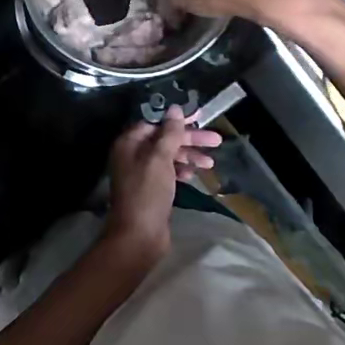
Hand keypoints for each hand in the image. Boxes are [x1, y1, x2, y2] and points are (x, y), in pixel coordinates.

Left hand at [104, 106, 221, 265]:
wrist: (139, 235)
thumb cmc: (147, 192)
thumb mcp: (160, 158)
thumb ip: (169, 133)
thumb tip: (175, 109)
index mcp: (129, 143)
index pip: (154, 122)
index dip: (177, 120)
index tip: (199, 118)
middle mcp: (132, 155)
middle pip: (164, 139)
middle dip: (189, 139)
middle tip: (215, 140)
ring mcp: (141, 174)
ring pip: (168, 157)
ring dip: (188, 156)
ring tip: (210, 162)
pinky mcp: (151, 190)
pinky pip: (168, 173)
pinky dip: (181, 170)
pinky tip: (194, 174)